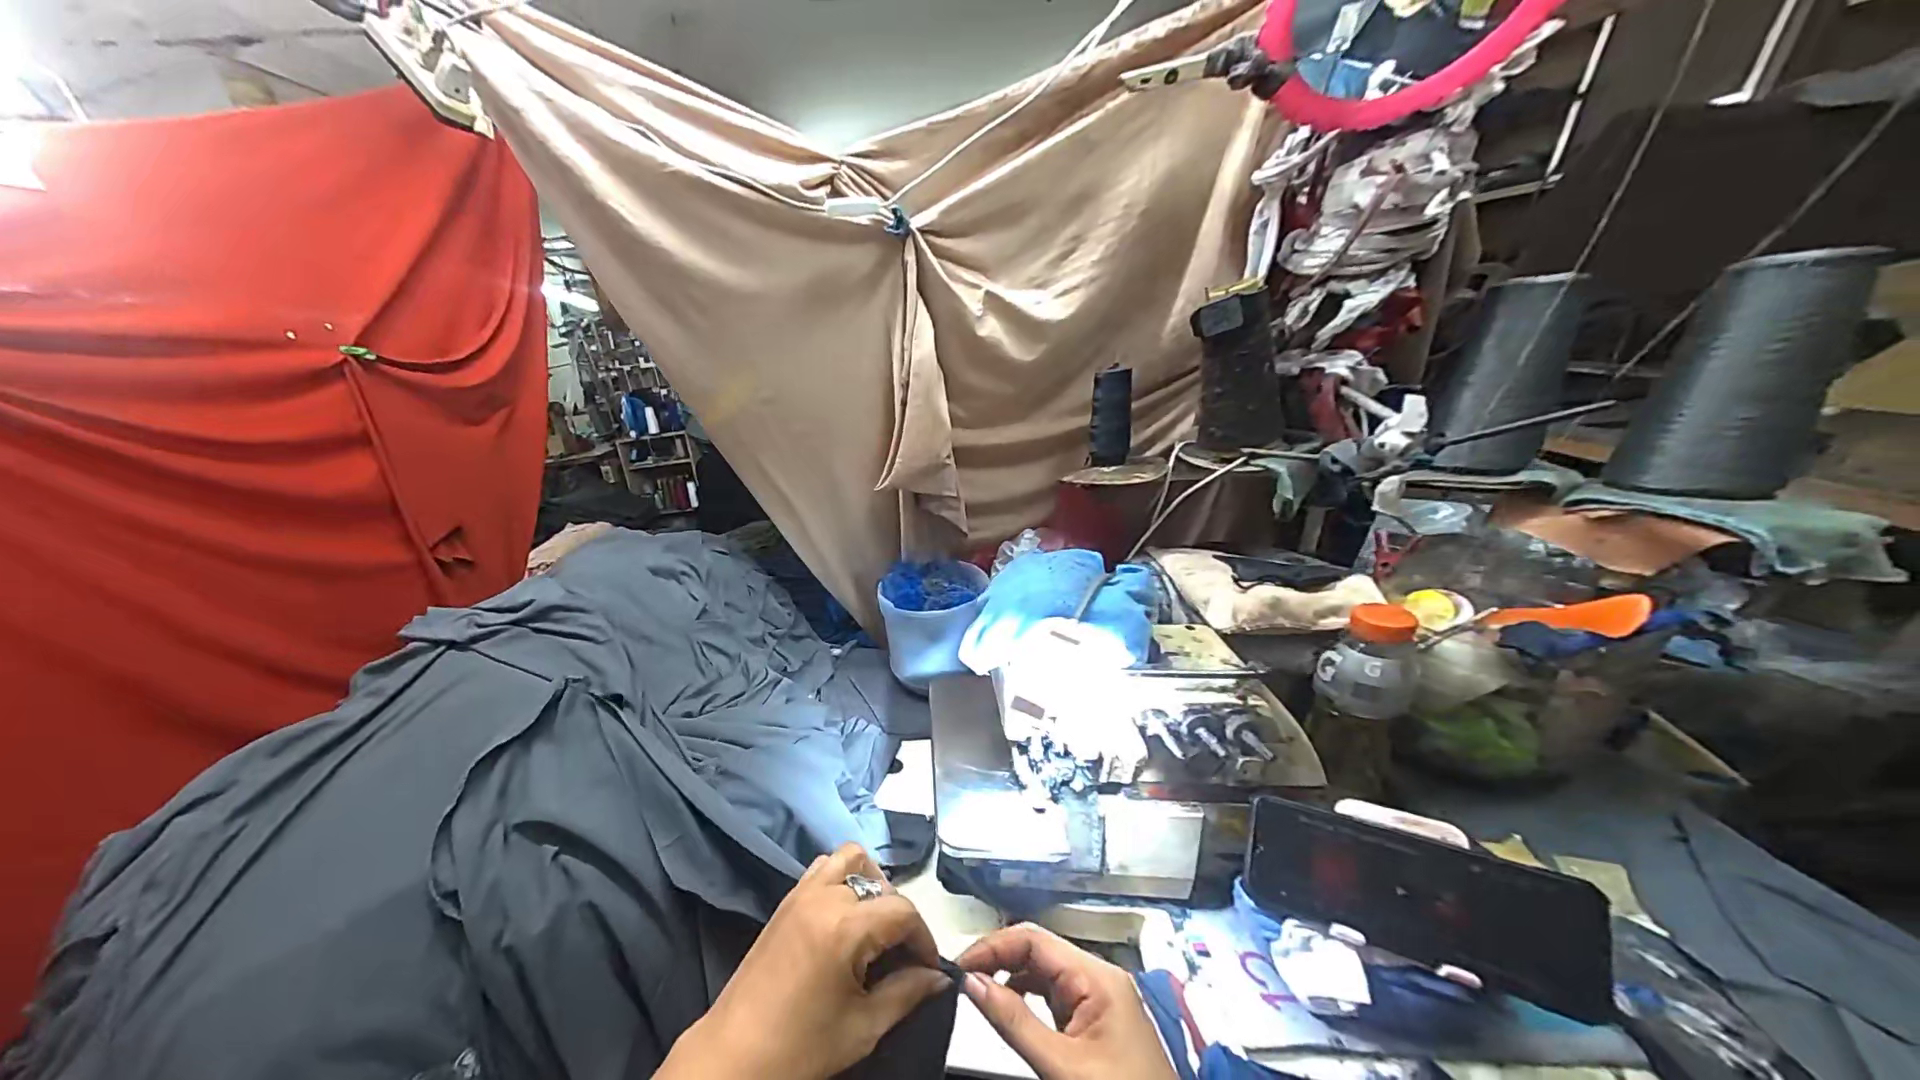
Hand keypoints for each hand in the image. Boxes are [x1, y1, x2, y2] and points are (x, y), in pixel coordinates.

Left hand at [662, 844, 951, 1079]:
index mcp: (845, 927)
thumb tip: (937, 978)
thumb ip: (907, 993)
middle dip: (900, 919)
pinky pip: (823, 868)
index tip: (929, 969)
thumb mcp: (863, 1027)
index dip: (924, 940)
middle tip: (901, 958)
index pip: (904, 912)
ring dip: (872, 885)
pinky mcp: (786, 900)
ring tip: (874, 926)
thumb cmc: (799, 1048)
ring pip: (852, 860)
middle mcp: (825, 897)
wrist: (731, 1058)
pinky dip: (843, 878)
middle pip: (882, 888)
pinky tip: (844, 917)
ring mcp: (802, 893)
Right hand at [957, 923, 1176, 1079]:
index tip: (959, 967)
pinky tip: (1008, 1007)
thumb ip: (1014, 1023)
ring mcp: (1098, 997)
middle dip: (999, 958)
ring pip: (1044, 970)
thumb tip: (971, 982)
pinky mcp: (1095, 1018)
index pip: (1034, 939)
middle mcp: (1099, 976)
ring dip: (1009, 975)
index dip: (993, 946)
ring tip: (977, 990)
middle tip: (962, 979)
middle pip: (1038, 949)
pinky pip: (1054, 993)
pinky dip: (1026, 995)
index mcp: (1096, 976)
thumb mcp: (1062, 1067)